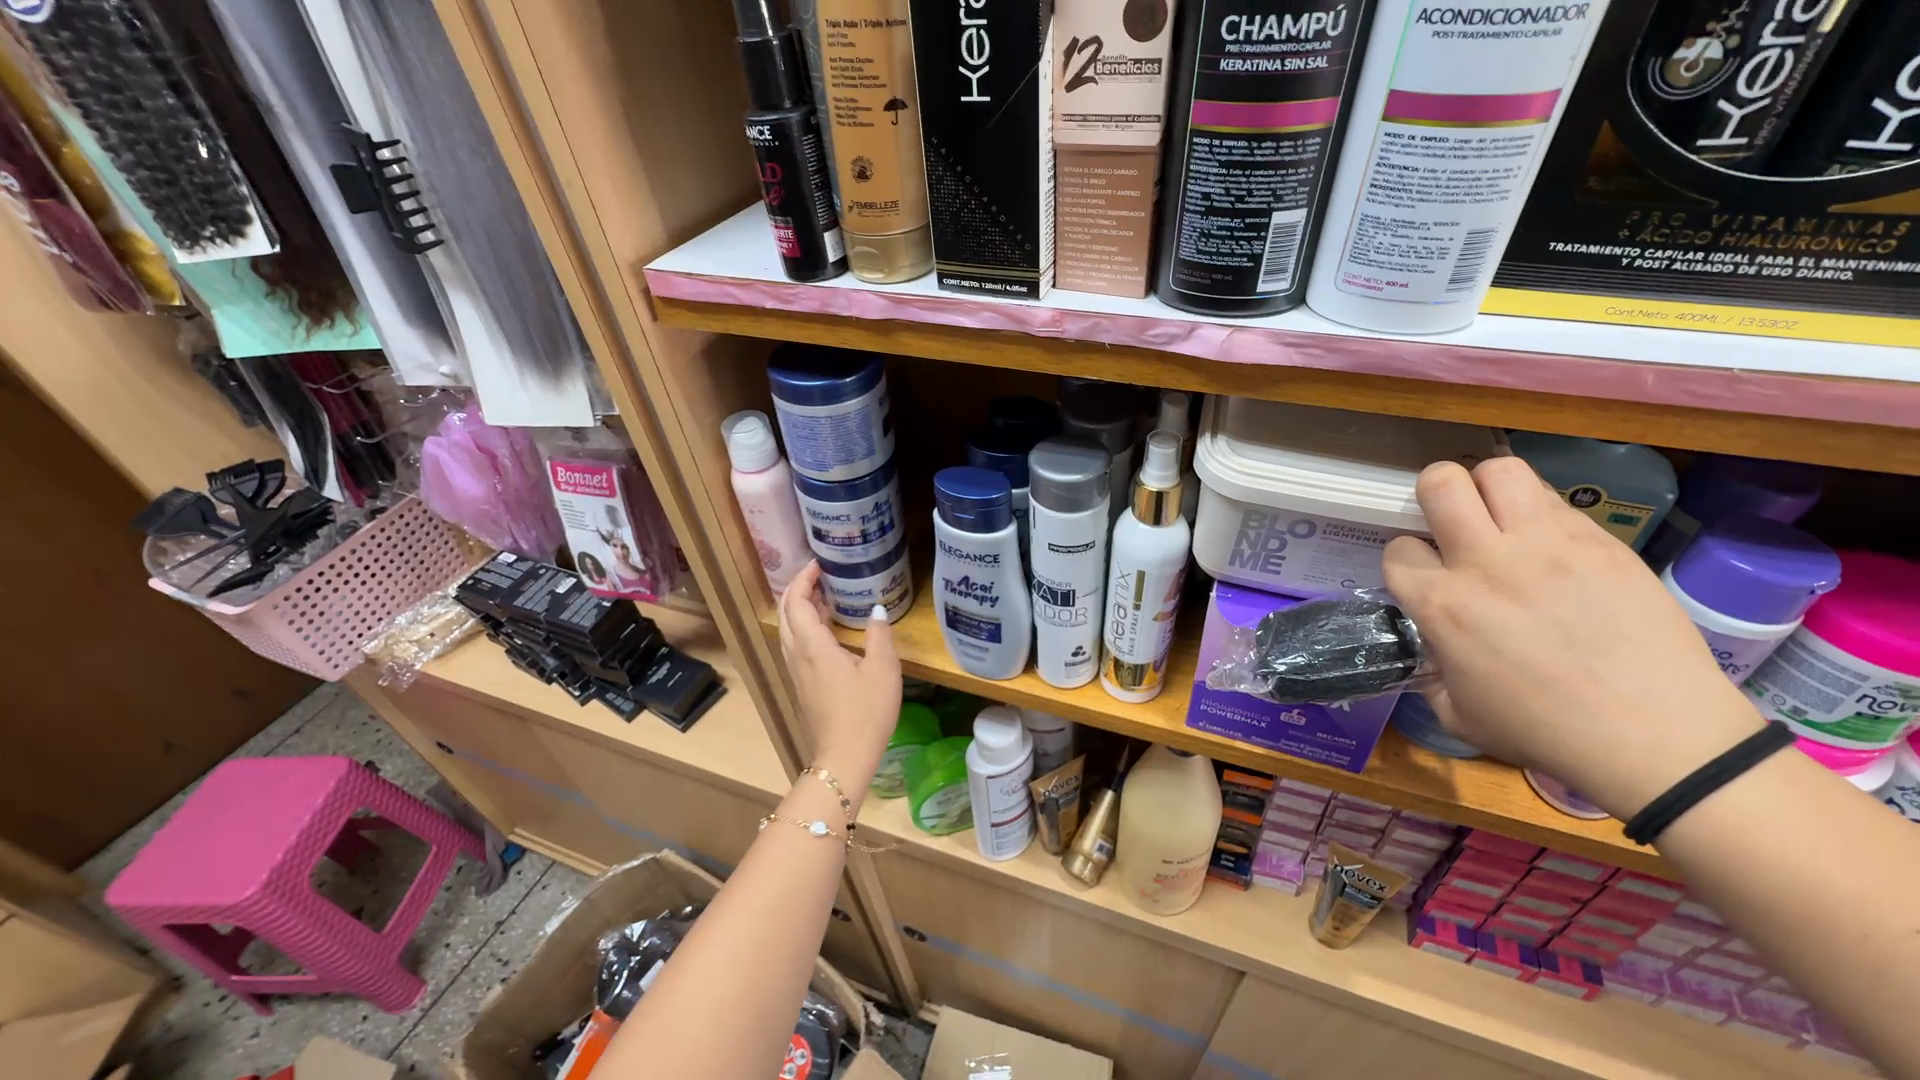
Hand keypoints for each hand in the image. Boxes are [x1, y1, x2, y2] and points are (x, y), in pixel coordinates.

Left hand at [778, 560, 901, 805]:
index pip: (798, 602)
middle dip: (799, 590)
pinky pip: (796, 645)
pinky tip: (827, 630)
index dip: (804, 579)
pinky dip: (805, 628)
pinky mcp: (802, 685)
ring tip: (826, 596)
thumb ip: (880, 635)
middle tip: (821, 576)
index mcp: (814, 646)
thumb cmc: (866, 711)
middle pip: (787, 613)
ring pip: (789, 630)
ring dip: (801, 609)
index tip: (819, 564)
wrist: (844, 756)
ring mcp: (797, 671)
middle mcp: (798, 655)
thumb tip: (877, 610)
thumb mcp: (883, 670)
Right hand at [1382, 458, 1764, 819]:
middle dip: (1434, 495)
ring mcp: (1548, 545)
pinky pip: (1556, 500)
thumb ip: (1432, 671)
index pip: (1398, 549)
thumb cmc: (1546, 733)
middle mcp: (1486, 562)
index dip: (1406, 562)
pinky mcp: (1600, 542)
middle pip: (1441, 483)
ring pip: (1500, 470)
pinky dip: (1540, 512)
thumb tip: (1436, 647)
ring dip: (1488, 487)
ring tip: (1499, 516)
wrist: (1655, 735)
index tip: (1425, 576)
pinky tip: (1550, 545)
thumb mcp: (1458, 714)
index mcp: (1443, 606)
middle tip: (1451, 522)